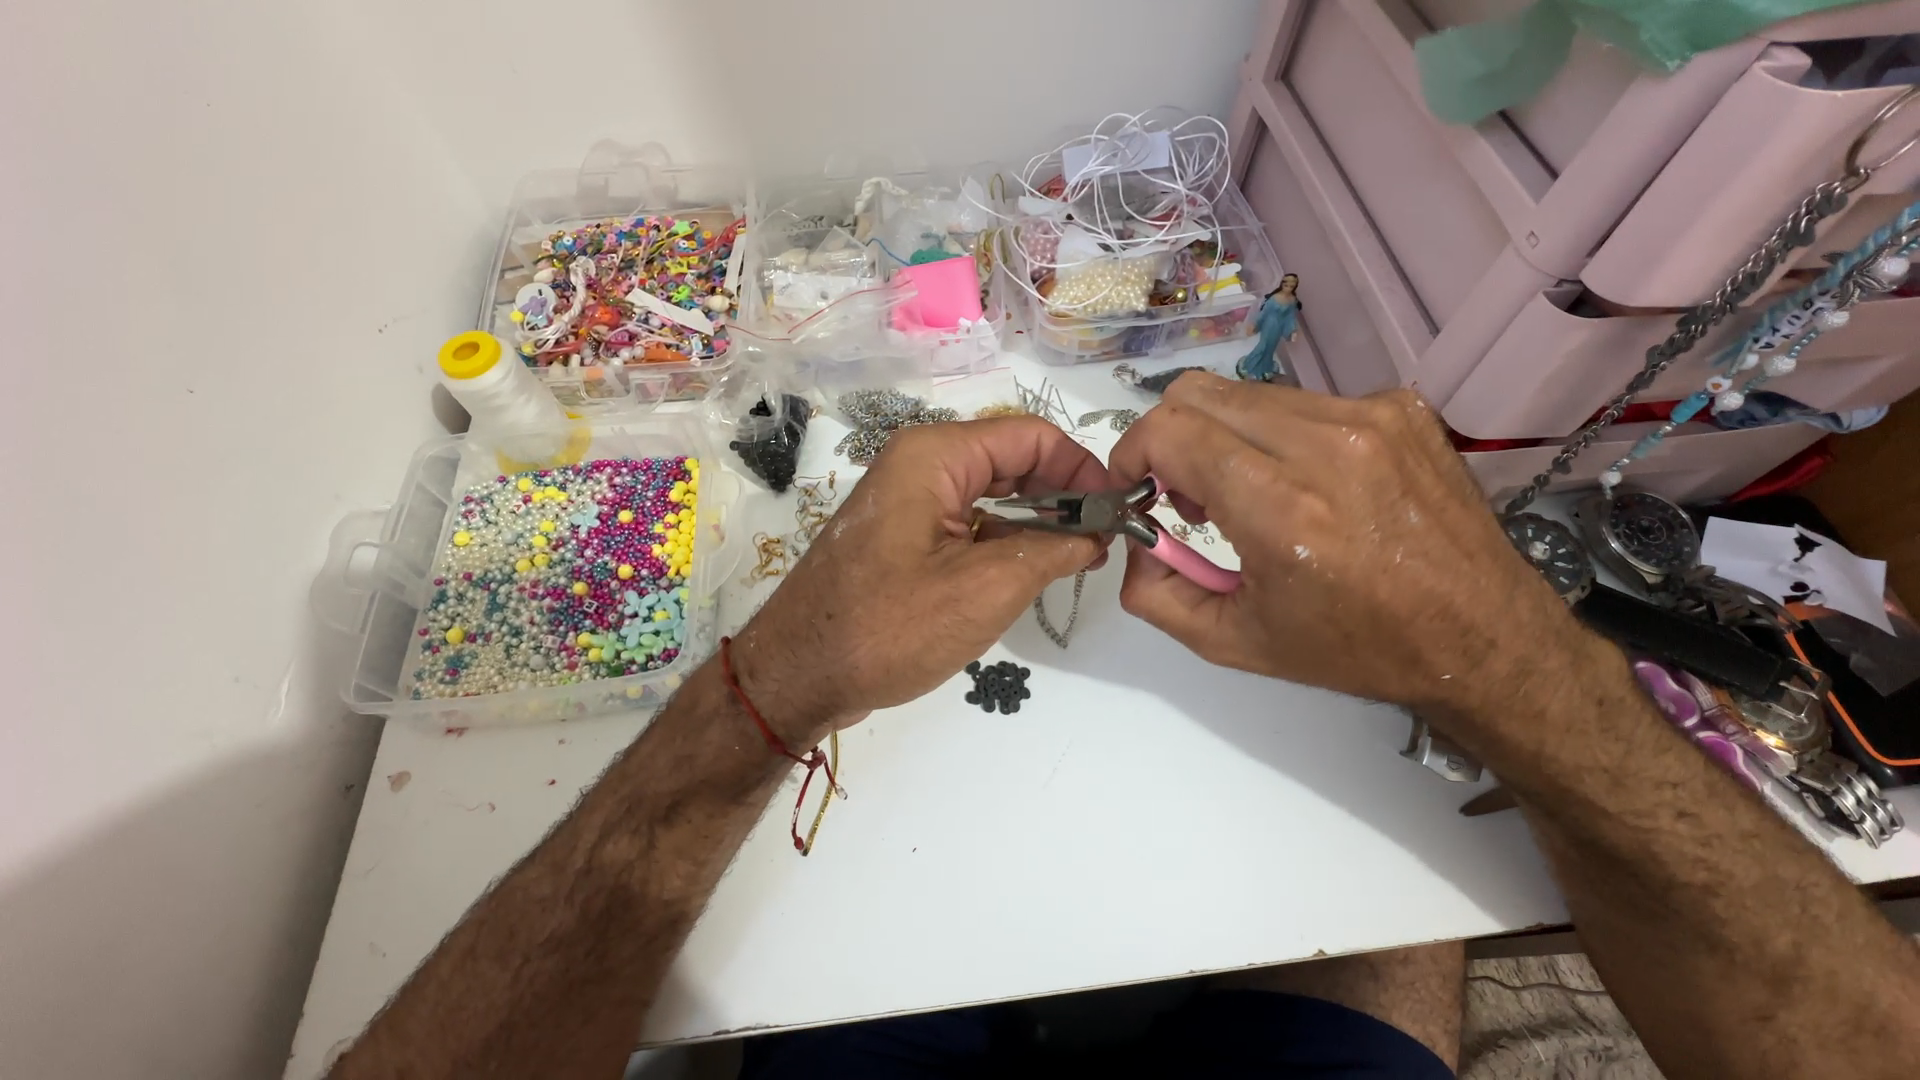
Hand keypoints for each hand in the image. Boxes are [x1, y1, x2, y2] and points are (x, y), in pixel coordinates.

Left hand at [729, 416, 1108, 740]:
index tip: (1120, 512)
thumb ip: (1052, 551)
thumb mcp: (985, 589)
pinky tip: (1031, 573)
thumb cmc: (888, 627)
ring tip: (1077, 560)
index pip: (1031, 436)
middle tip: (1104, 541)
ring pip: (991, 495)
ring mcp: (908, 502)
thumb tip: (1097, 533)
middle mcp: (919, 466)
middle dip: (1063, 495)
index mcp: (934, 456)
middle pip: (1011, 461)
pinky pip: (967, 523)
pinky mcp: (903, 538)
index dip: (1082, 469)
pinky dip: (1004, 541)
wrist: (798, 677)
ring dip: (1036, 522)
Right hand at [1108, 373, 1580, 713]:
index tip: (1135, 488)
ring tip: (1247, 491)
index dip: (1131, 453)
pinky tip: (1304, 482)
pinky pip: (1302, 400)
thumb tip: (1133, 540)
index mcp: (1280, 509)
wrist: (1483, 636)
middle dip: (1169, 439)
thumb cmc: (1355, 647)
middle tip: (1185, 494)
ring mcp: (1369, 415)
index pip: (1170, 431)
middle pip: (1198, 394)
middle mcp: (1324, 445)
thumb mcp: (1234, 642)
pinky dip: (1278, 434)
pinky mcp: (1401, 407)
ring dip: (1222, 436)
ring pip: (1247, 393)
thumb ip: (1155, 593)